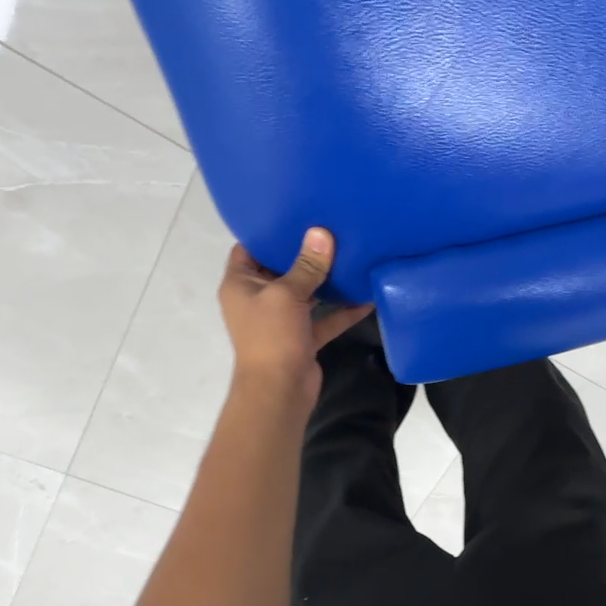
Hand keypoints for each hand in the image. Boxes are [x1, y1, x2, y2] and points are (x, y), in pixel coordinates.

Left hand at [218, 227, 371, 408]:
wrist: (279, 391)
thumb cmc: (271, 337)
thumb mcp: (287, 294)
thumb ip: (307, 265)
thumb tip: (322, 233)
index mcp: (240, 284)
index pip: (249, 249)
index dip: (268, 232)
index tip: (294, 214)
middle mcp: (257, 299)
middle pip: (280, 269)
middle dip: (303, 254)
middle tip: (328, 229)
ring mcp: (281, 321)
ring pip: (305, 294)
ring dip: (325, 281)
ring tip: (349, 254)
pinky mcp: (302, 339)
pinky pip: (323, 319)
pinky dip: (341, 311)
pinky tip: (365, 298)